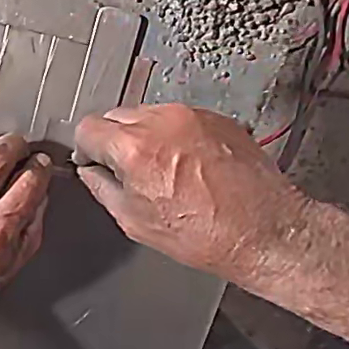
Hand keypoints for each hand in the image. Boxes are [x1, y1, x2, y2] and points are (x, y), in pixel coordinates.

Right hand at [74, 104, 312, 283]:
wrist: (262, 229)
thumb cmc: (206, 233)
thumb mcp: (135, 221)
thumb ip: (103, 188)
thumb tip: (92, 172)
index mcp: (135, 148)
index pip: (88, 128)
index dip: (86, 148)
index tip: (93, 160)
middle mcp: (161, 121)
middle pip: (115, 115)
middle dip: (115, 141)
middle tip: (129, 171)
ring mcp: (191, 115)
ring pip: (147, 114)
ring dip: (145, 136)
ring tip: (164, 171)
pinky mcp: (214, 116)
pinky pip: (178, 118)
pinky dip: (174, 135)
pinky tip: (187, 164)